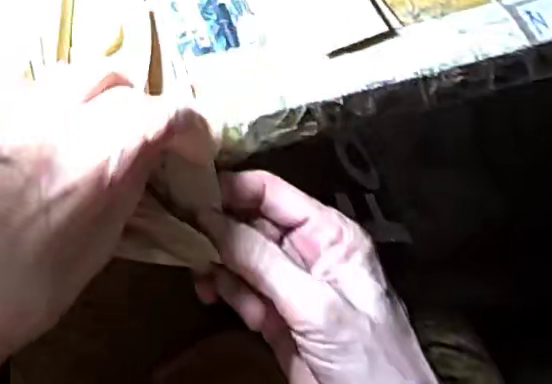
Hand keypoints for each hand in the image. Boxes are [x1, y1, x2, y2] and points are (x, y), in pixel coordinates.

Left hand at [0, 65, 211, 383]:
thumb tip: (160, 151)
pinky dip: (77, 90)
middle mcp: (65, 119)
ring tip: (120, 122)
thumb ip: (136, 178)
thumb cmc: (49, 276)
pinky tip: (80, 120)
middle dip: (151, 106)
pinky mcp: (12, 111)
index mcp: (98, 157)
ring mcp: (33, 109)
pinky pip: (54, 79)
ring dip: (113, 88)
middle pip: (125, 83)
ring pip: (87, 69)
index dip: (190, 126)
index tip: (196, 149)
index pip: (162, 111)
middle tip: (158, 139)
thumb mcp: (111, 234)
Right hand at [192, 170, 434, 383]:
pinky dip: (220, 289)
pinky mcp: (273, 313)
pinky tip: (213, 297)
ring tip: (200, 277)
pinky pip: (235, 285)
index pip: (265, 190)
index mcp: (326, 233)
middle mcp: (304, 248)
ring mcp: (287, 282)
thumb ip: (258, 257)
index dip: (226, 188)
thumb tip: (202, 214)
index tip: (186, 196)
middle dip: (213, 230)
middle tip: (182, 237)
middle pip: (244, 219)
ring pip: (233, 252)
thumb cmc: (369, 364)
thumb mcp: (315, 305)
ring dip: (212, 262)